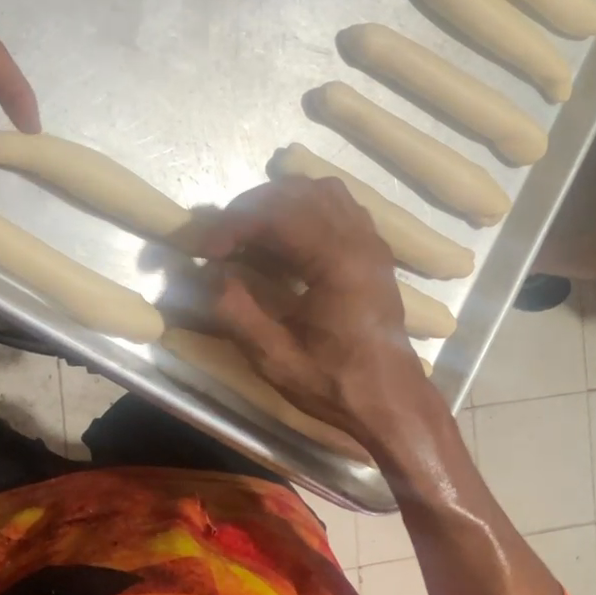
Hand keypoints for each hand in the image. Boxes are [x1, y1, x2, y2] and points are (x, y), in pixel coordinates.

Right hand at [196, 178, 435, 442]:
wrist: (391, 402)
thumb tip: (212, 272)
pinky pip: (338, 206)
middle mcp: (359, 241)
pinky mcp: (373, 251)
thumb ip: (236, 310)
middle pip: (297, 194)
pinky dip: (304, 209)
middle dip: (250, 209)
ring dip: (277, 203)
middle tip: (220, 241)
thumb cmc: (334, 384)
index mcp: (338, 263)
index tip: (204, 249)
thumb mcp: (273, 358)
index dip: (233, 224)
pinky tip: (283, 239)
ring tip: (248, 234)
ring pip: (320, 191)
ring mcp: (371, 243)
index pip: (277, 215)